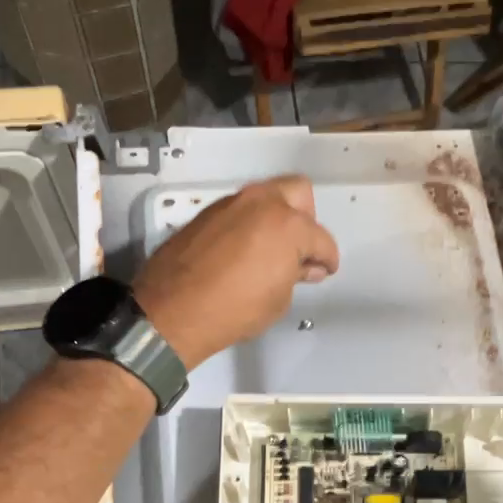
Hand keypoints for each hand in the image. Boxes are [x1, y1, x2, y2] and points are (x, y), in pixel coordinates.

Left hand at [133, 175, 338, 366]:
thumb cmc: (236, 309)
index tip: (326, 268)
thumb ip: (296, 275)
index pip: (321, 238)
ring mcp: (232, 203)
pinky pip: (240, 210)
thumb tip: (305, 267)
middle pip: (298, 193)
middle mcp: (262, 203)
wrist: (175, 310)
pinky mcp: (208, 212)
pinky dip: (250, 224)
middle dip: (306, 219)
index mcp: (288, 225)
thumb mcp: (278, 299)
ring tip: (272, 251)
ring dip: (276, 218)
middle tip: (300, 249)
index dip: (327, 257)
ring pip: (266, 197)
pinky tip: (245, 251)